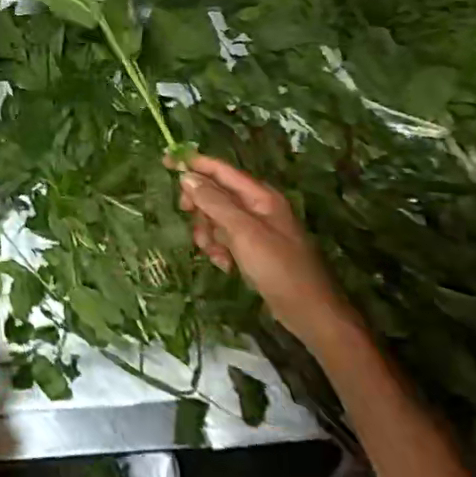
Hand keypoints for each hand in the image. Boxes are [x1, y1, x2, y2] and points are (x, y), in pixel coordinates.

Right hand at [169, 154, 359, 348]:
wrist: (310, 314)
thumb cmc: (279, 268)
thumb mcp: (242, 232)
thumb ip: (214, 202)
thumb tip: (186, 176)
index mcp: (260, 196)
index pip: (220, 170)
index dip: (193, 163)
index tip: (165, 162)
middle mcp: (257, 206)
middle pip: (214, 194)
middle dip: (200, 208)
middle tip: (188, 217)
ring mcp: (255, 228)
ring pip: (215, 217)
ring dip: (208, 233)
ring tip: (214, 253)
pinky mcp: (253, 248)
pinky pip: (224, 237)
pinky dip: (218, 248)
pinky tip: (224, 264)